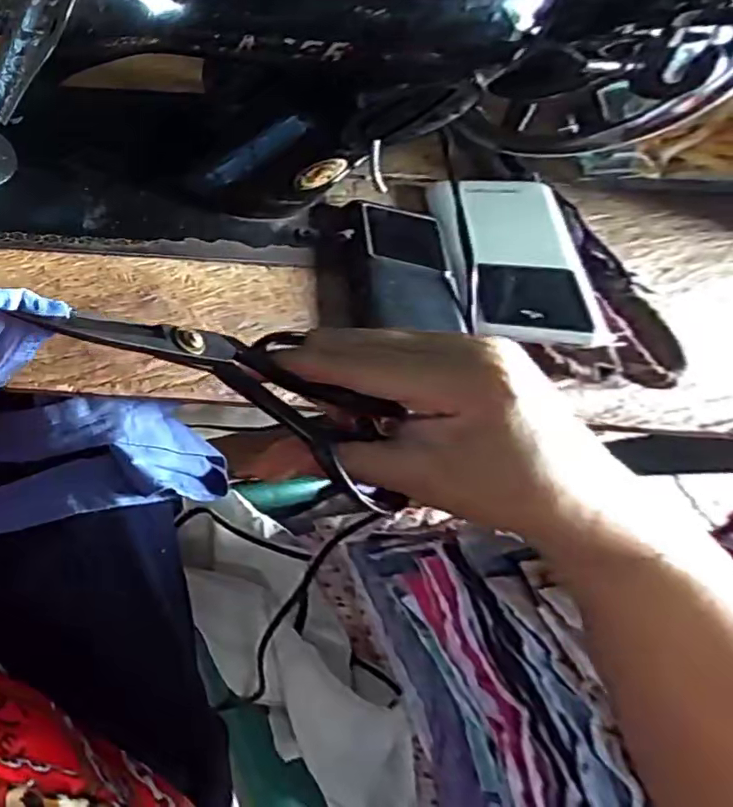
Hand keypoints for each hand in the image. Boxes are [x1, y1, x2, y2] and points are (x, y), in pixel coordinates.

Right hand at [263, 329, 633, 541]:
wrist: (588, 504)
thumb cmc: (504, 493)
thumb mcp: (410, 475)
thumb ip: (338, 451)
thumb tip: (279, 446)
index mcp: (458, 378)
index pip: (353, 361)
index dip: (297, 365)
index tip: (253, 366)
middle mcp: (467, 347)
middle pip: (358, 340)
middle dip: (318, 365)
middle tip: (298, 398)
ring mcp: (475, 343)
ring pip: (373, 337)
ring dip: (344, 364)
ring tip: (346, 406)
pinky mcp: (476, 347)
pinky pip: (398, 343)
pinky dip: (371, 364)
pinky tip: (375, 395)